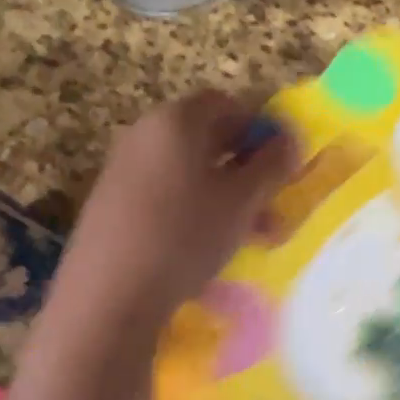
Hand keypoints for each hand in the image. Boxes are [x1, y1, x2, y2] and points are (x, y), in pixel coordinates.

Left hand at [55, 91, 295, 323]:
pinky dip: (198, 207)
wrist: (108, 297)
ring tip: (255, 231)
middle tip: (274, 198)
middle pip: (209, 135)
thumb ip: (273, 163)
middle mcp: (145, 134)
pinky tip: (212, 243)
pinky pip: (168, 191)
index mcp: (176, 121)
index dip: (261, 126)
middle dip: (248, 163)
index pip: (228, 103)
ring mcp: (124, 169)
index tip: (284, 161)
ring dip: (228, 191)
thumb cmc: (186, 235)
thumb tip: (291, 138)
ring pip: (191, 168)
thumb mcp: (244, 199)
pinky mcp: (112, 203)